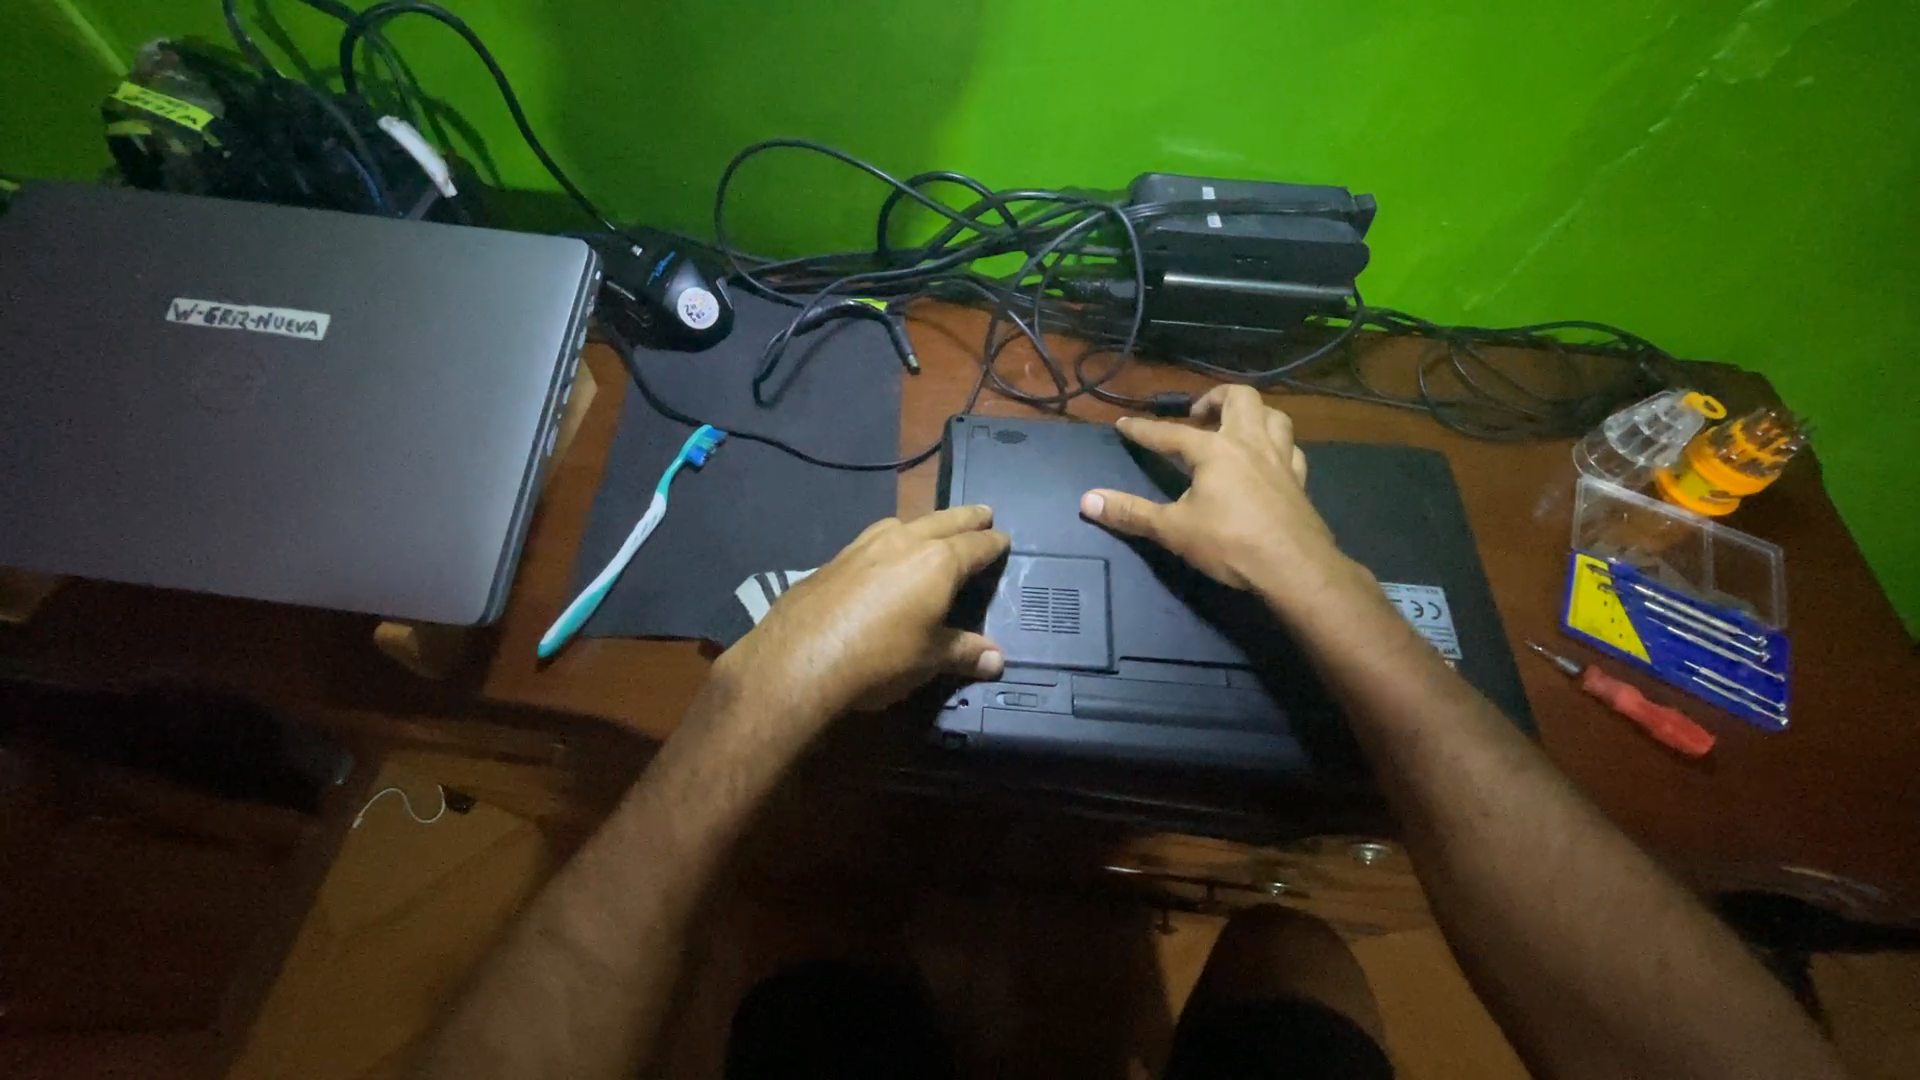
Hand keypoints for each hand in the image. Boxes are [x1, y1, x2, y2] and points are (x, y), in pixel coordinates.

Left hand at [716, 505, 1010, 715]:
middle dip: (966, 518)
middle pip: (944, 521)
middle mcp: (904, 542)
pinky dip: (892, 539)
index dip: (993, 544)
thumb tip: (997, 660)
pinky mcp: (836, 558)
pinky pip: (875, 538)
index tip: (1004, 539)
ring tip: (934, 529)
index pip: (976, 547)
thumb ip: (964, 653)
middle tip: (983, 513)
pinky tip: (885, 554)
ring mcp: (865, 545)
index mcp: (937, 562)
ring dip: (926, 523)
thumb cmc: (880, 658)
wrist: (800, 659)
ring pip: (905, 523)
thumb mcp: (930, 659)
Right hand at [1080, 385, 1345, 593]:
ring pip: (1273, 415)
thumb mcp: (1172, 530)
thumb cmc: (1230, 543)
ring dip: (1252, 414)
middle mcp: (1249, 443)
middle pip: (1238, 399)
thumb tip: (1087, 500)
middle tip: (1195, 416)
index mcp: (1214, 450)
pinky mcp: (1299, 480)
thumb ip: (1130, 513)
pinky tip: (1267, 459)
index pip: (1170, 433)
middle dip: (1213, 399)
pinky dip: (1276, 445)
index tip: (1124, 424)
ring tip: (1233, 428)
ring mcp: (1280, 459)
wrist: (1293, 567)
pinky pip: (1291, 448)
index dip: (1144, 429)